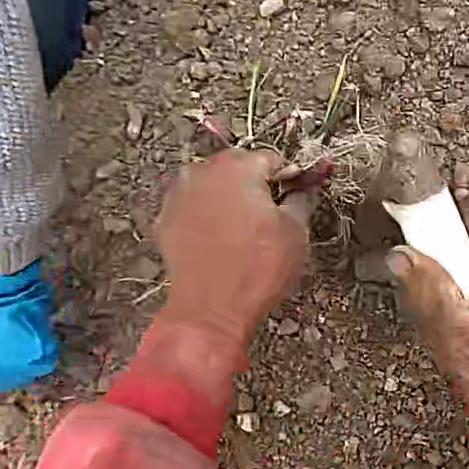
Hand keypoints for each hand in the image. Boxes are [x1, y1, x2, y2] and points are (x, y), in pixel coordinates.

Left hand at [153, 149, 310, 352]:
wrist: (211, 310)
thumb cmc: (258, 270)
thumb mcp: (296, 232)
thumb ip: (301, 199)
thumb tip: (302, 189)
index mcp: (238, 170)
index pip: (270, 158)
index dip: (288, 176)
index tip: (295, 192)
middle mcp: (203, 174)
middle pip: (237, 166)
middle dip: (255, 183)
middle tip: (272, 212)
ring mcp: (179, 196)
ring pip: (213, 184)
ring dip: (230, 196)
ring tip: (245, 227)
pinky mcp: (166, 220)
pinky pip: (194, 205)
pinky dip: (208, 213)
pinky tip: (223, 237)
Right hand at [387, 224, 468, 400]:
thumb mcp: (457, 338)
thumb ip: (430, 294)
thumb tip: (402, 256)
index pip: (460, 222)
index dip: (429, 227)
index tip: (407, 240)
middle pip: (465, 245)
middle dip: (441, 265)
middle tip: (427, 299)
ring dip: (456, 283)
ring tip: (449, 321)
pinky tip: (468, 327)